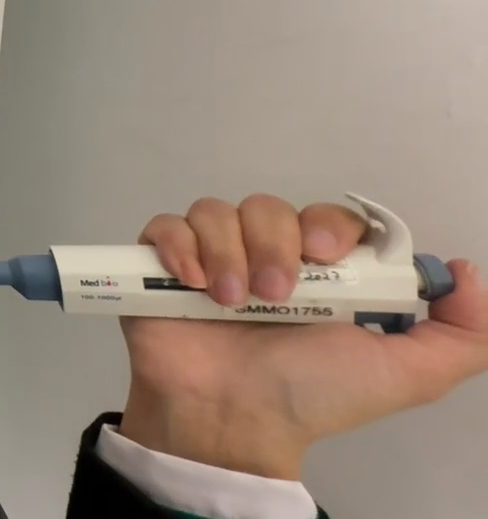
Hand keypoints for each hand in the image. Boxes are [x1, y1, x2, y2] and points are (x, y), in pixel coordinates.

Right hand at [117, 195, 487, 478]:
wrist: (231, 409)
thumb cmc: (314, 391)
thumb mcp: (408, 374)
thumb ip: (460, 334)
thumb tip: (464, 271)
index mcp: (320, 274)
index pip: (328, 216)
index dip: (326, 224)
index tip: (324, 259)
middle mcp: (262, 254)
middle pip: (265, 205)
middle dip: (270, 245)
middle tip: (272, 296)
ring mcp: (206, 254)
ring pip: (213, 210)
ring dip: (224, 253)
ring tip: (226, 302)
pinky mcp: (156, 259)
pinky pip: (165, 225)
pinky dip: (178, 247)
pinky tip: (189, 283)